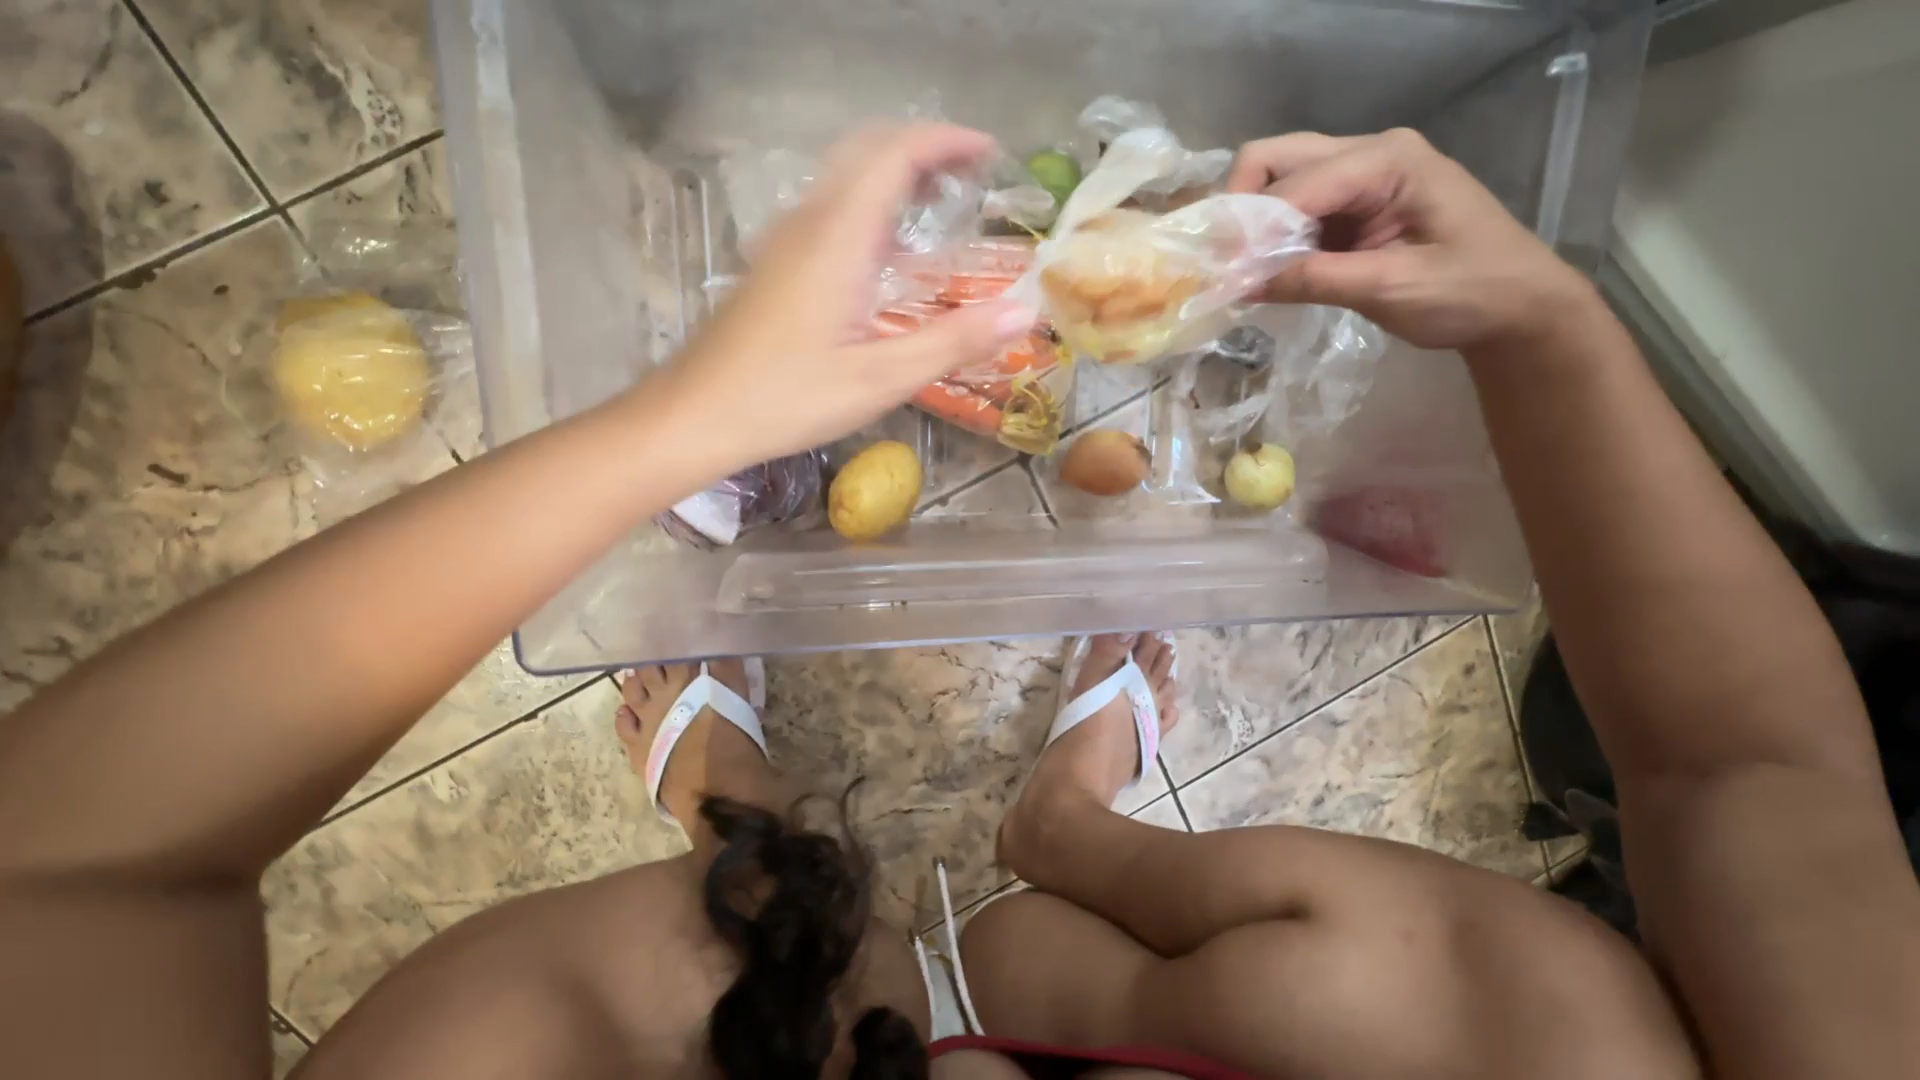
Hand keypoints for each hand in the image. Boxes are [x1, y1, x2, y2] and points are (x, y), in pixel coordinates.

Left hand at [652, 124, 1036, 466]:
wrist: (696, 414)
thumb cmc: (787, 398)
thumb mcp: (880, 378)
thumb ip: (954, 342)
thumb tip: (1024, 312)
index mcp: (837, 238)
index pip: (894, 155)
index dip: (944, 141)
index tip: (989, 152)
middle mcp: (808, 224)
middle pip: (866, 152)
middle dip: (921, 148)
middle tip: (970, 172)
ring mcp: (784, 242)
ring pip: (842, 179)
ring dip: (892, 173)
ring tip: (939, 202)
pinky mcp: (773, 265)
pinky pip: (828, 210)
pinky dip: (868, 206)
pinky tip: (888, 256)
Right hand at [1227, 129, 1598, 350]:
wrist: (1516, 306)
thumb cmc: (1470, 291)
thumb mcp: (1391, 288)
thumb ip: (1315, 279)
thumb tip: (1241, 283)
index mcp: (1389, 161)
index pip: (1297, 184)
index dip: (1251, 228)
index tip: (1220, 274)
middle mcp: (1368, 154)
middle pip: (1276, 159)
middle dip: (1240, 208)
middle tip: (1224, 262)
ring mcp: (1359, 177)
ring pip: (1278, 179)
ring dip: (1253, 223)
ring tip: (1243, 271)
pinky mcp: (1351, 206)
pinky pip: (1294, 209)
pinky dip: (1271, 238)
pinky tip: (1266, 272)